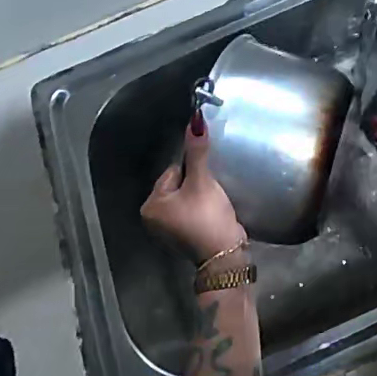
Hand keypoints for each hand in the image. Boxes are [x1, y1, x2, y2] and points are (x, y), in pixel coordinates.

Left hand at [142, 111, 246, 260]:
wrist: (226, 256)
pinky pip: (192, 211)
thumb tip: (195, 120)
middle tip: (212, 191)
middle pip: (179, 184)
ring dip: (201, 195)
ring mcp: (168, 229)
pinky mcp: (184, 236)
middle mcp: (153, 218)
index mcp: (150, 206)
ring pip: (187, 197)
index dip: (193, 171)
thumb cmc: (207, 216)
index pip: (173, 171)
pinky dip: (203, 208)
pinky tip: (214, 211)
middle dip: (196, 182)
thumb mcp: (202, 181)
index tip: (207, 181)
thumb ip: (197, 151)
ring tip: (215, 200)